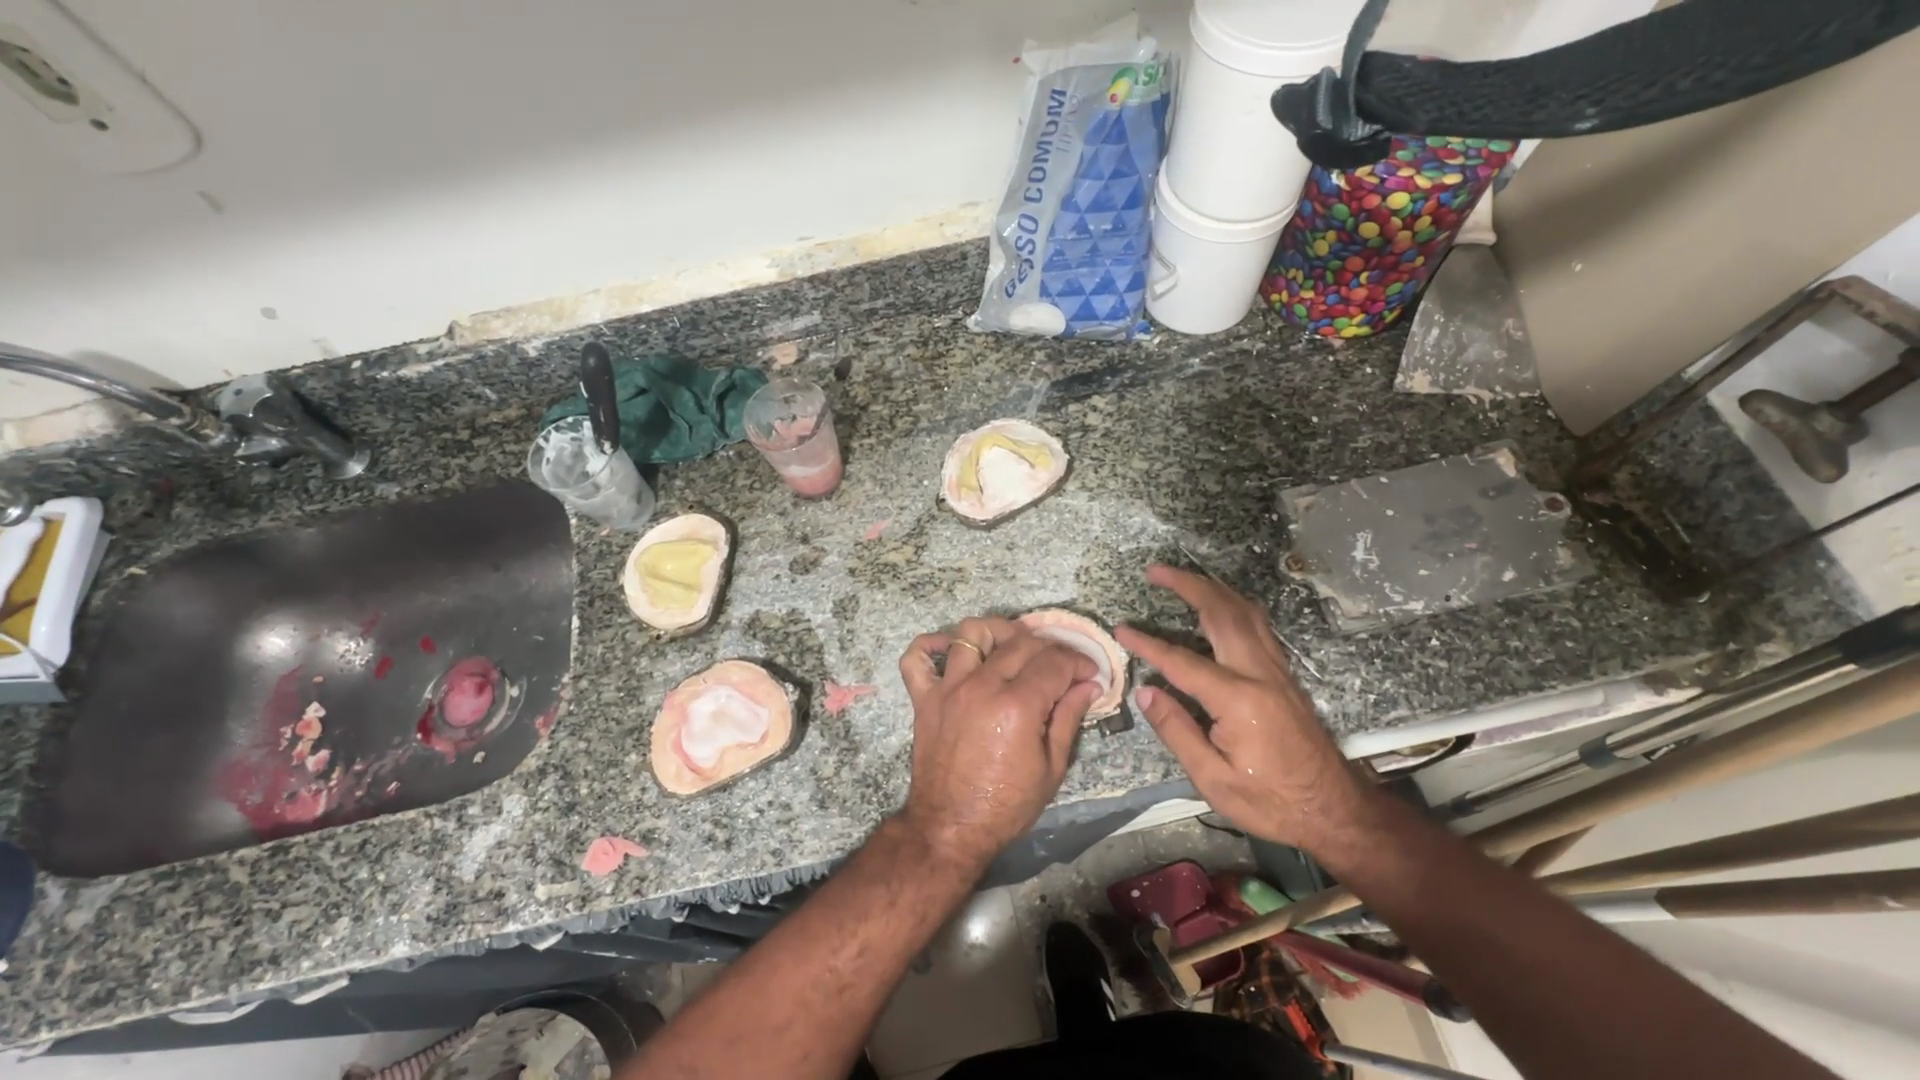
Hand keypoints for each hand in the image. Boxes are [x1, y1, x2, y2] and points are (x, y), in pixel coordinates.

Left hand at [896, 616, 1100, 868]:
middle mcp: (982, 687)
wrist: (951, 827)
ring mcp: (949, 689)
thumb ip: (1068, 718)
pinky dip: (931, 646)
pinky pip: (917, 658)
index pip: (1055, 662)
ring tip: (1012, 646)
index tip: (1089, 672)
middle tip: (1061, 664)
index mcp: (1018, 707)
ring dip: (998, 632)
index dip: (1078, 662)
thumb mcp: (1052, 768)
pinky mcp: (924, 698)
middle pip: (1020, 642)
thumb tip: (1088, 685)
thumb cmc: (1007, 805)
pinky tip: (952, 651)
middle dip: (1049, 646)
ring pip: (971, 633)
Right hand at [1114, 565, 1372, 851]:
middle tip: (1156, 570)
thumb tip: (1146, 692)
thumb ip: (1177, 731)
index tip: (1121, 630)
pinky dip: (1234, 606)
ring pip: (1246, 613)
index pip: (1181, 661)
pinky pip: (1259, 627)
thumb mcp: (1213, 779)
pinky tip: (1222, 606)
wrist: (1333, 809)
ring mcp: (1277, 671)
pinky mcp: (1285, 677)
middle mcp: (1260, 673)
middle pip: (1222, 614)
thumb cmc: (1270, 802)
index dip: (1148, 643)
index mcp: (1238, 699)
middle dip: (1188, 585)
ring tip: (1185, 577)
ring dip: (1214, 589)